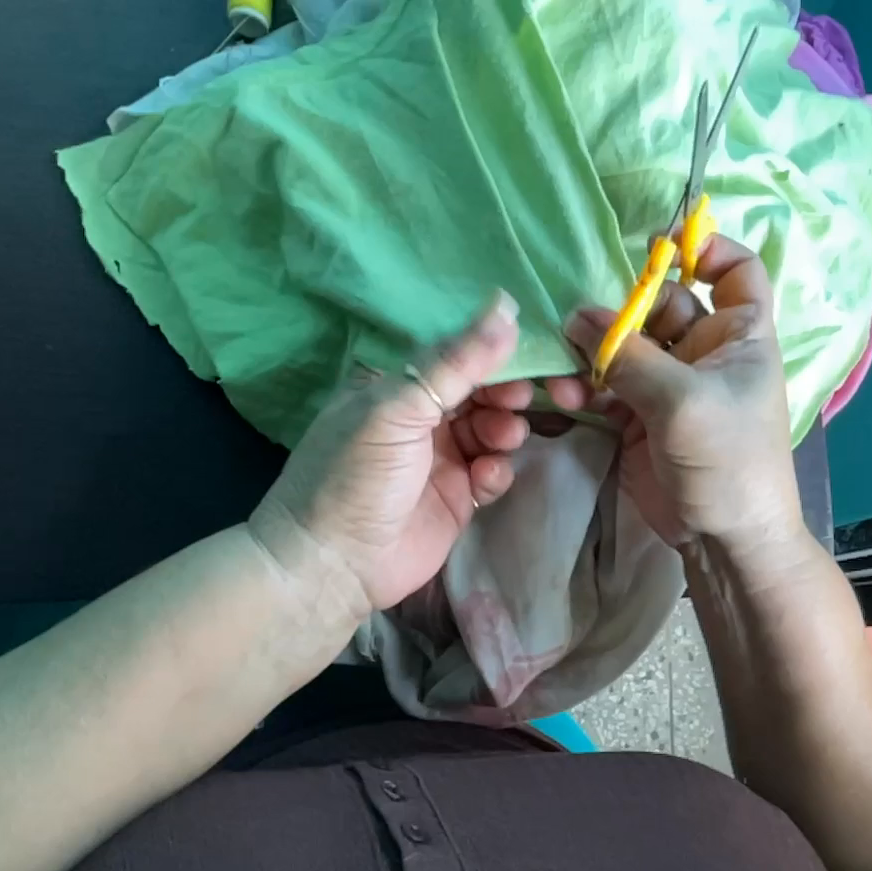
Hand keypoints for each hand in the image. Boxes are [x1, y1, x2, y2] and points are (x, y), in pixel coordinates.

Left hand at [254, 291, 581, 614]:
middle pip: (483, 391)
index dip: (498, 354)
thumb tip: (507, 306)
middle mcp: (422, 416)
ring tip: (499, 441)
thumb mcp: (398, 409)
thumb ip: (455, 361)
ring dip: (504, 431)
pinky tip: (484, 482)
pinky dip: (496, 472)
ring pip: (494, 430)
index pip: (458, 355)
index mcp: (397, 384)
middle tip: (518, 403)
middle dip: (508, 394)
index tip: (535, 356)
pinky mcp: (458, 497)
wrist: (336, 564)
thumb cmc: (356, 475)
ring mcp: (442, 458)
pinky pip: (493, 472)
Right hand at [563, 234, 805, 555]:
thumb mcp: (683, 401)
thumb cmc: (727, 459)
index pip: (735, 270)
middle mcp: (705, 351)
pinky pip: (608, 385)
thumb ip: (629, 356)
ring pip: (627, 347)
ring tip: (566, 369)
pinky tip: (562, 392)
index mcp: (740, 334)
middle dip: (623, 313)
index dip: (706, 250)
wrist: (723, 537)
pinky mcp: (641, 416)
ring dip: (595, 353)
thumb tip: (577, 316)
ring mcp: (670, 384)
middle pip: (662, 306)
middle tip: (583, 328)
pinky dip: (586, 385)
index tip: (661, 249)